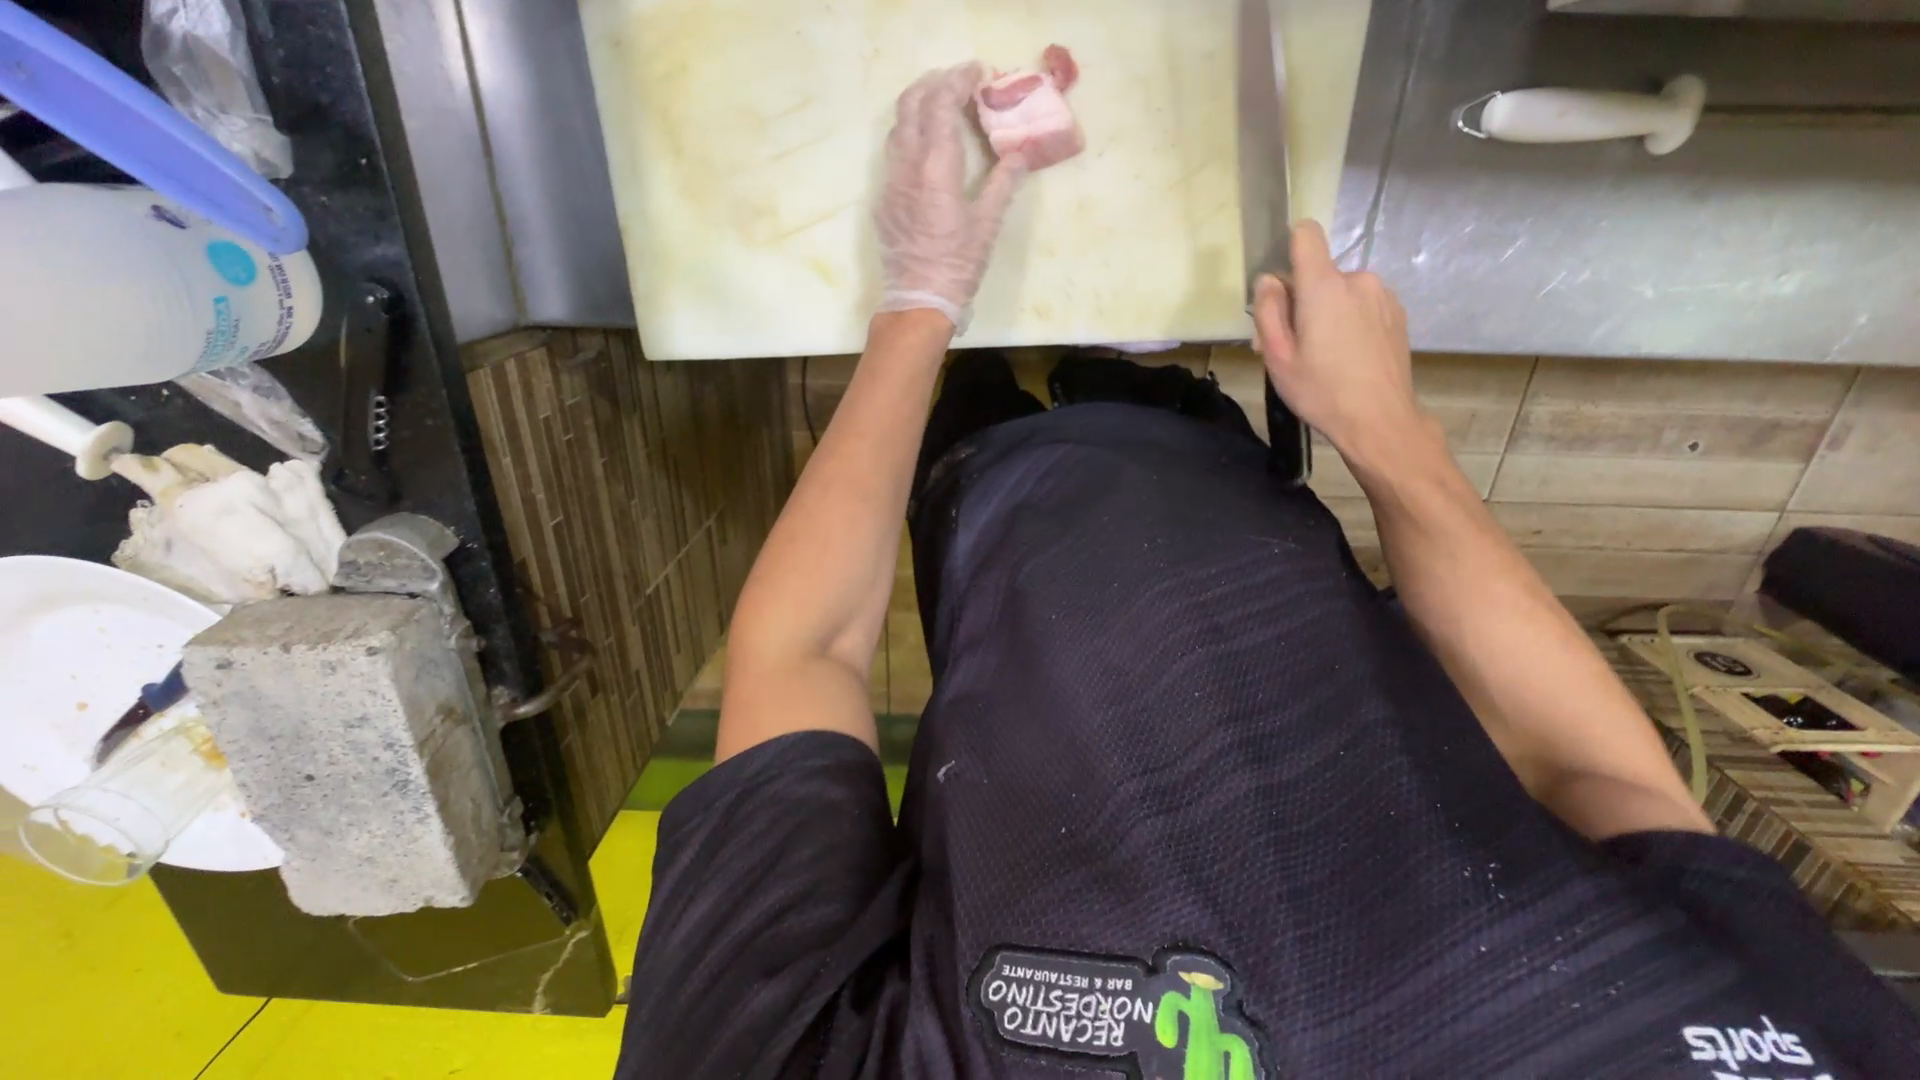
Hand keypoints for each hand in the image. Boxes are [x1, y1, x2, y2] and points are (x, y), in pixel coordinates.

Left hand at [875, 63, 1025, 332]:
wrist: (918, 301)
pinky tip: (927, 148)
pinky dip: (910, 137)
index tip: (976, 72)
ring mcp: (890, 183)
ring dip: (918, 107)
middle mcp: (907, 167)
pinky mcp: (884, 202)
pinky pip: (893, 156)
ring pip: (897, 128)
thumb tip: (1018, 155)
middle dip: (934, 84)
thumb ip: (1003, 183)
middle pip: (911, 104)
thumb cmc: (958, 266)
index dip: (958, 81)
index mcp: (936, 168)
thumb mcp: (988, 225)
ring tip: (941, 105)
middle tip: (958, 81)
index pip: (941, 104)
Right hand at [1252, 221, 1424, 458]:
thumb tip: (1269, 281)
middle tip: (1295, 346)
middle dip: (1303, 301)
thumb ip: (1268, 311)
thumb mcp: (1277, 357)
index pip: (1307, 235)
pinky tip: (1349, 357)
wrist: (1380, 420)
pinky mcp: (1397, 313)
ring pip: (1341, 292)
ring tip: (1323, 356)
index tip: (1282, 283)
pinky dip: (1350, 322)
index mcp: (1324, 287)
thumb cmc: (1321, 391)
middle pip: (1320, 274)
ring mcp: (1382, 295)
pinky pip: (1362, 306)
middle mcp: (1357, 280)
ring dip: (1328, 313)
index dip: (1290, 248)